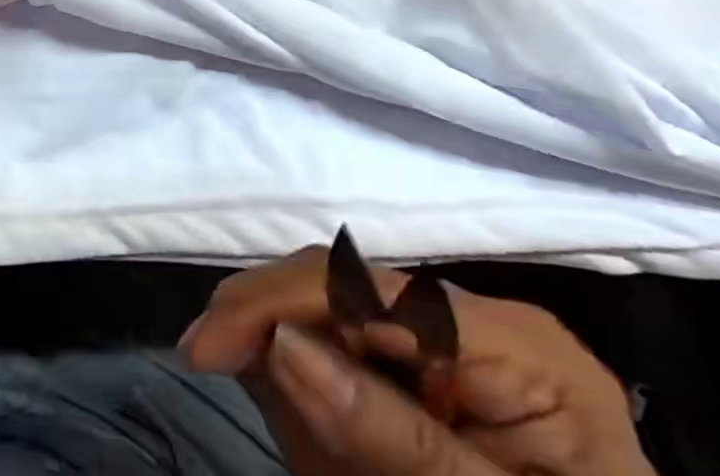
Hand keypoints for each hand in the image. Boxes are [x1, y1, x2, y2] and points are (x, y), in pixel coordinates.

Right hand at [182, 247, 656, 475]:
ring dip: (284, 345)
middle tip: (205, 357)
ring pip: (338, 307)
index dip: (280, 300)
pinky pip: (354, 342)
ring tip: (268, 403)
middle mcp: (480, 319)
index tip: (203, 346)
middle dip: (270, 316)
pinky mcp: (438, 362)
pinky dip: (314, 374)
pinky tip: (300, 400)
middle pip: (348, 283)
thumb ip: (391, 436)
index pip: (375, 288)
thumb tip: (281, 344)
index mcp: (516, 343)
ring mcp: (458, 338)